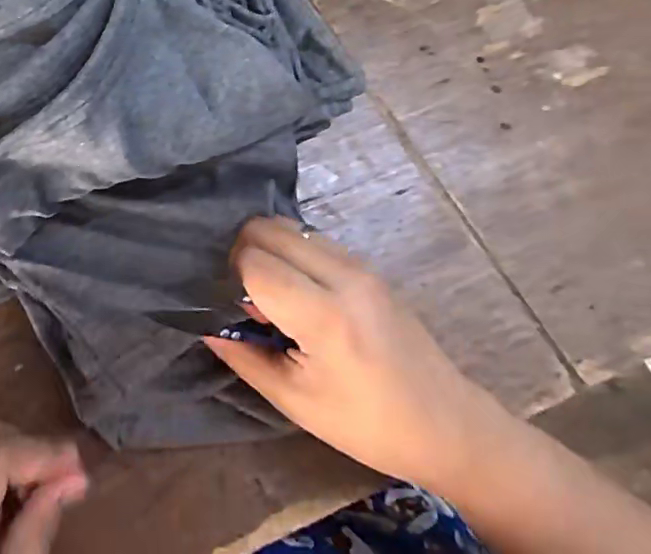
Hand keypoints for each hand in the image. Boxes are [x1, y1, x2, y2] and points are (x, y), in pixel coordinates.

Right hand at [204, 218, 519, 491]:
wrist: (446, 423)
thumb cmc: (366, 424)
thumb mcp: (295, 401)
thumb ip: (244, 356)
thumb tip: (204, 323)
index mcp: (324, 315)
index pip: (254, 261)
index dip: (229, 277)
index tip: (227, 304)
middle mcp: (342, 275)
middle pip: (267, 229)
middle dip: (242, 252)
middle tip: (240, 293)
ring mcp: (359, 264)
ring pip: (290, 226)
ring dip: (267, 247)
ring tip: (268, 290)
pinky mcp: (367, 264)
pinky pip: (313, 237)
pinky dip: (291, 249)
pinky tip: (294, 287)